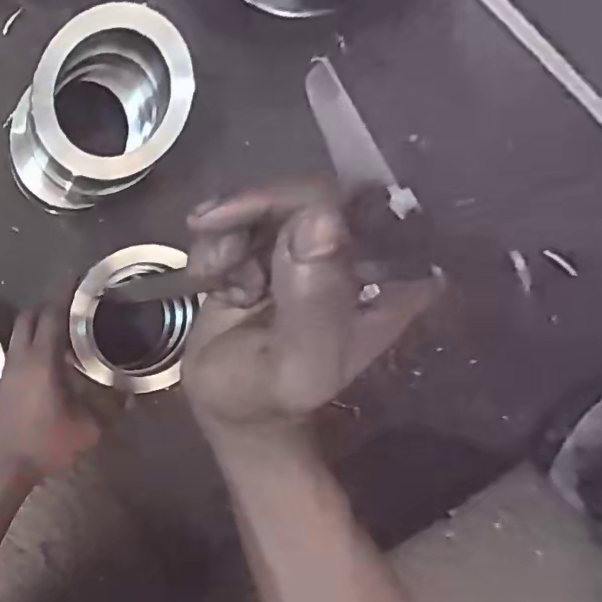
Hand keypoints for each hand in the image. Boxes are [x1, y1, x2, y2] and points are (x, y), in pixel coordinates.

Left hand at [0, 302, 126, 484]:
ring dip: (39, 326)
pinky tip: (49, 363)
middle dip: (49, 305)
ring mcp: (7, 370)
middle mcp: (20, 357)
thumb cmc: (48, 443)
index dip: (65, 293)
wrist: (6, 465)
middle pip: (30, 316)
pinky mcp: (1, 384)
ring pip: (20, 334)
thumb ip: (111, 405)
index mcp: (42, 360)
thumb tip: (128, 392)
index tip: (76, 277)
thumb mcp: (89, 427)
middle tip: (72, 306)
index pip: (52, 314)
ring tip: (63, 334)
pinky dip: (32, 345)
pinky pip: (17, 352)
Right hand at [183, 180, 438, 443]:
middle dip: (252, 219)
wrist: (227, 408)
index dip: (303, 206)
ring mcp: (310, 246)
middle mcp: (356, 252)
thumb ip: (312, 300)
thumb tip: (318, 218)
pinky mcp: (270, 248)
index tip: (252, 234)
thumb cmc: (266, 397)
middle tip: (216, 262)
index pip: (360, 208)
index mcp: (391, 277)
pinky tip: (210, 281)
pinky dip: (214, 245)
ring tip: (215, 281)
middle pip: (308, 194)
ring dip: (227, 234)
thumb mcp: (296, 364)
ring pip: (268, 202)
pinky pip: (241, 219)